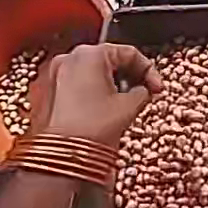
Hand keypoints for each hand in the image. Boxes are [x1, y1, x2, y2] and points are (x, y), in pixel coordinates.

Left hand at [27, 44, 161, 146]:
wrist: (64, 155)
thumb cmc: (92, 129)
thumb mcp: (129, 107)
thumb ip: (143, 92)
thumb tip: (144, 91)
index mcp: (90, 54)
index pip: (129, 52)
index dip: (149, 70)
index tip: (157, 87)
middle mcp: (69, 58)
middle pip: (109, 60)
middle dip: (130, 76)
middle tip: (145, 93)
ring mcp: (56, 74)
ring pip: (93, 72)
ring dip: (112, 84)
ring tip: (125, 104)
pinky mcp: (49, 91)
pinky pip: (78, 84)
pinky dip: (94, 92)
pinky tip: (104, 110)